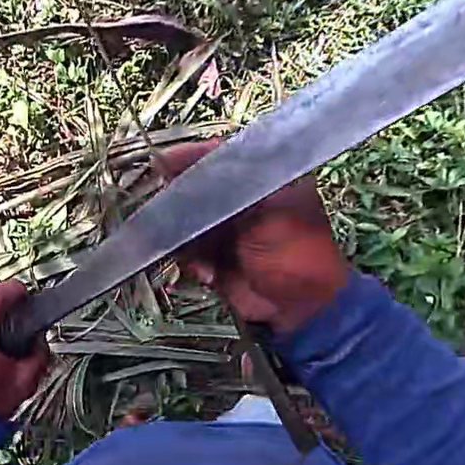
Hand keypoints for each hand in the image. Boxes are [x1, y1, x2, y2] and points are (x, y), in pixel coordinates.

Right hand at [158, 140, 349, 335]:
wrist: (299, 307)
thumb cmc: (295, 251)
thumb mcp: (268, 209)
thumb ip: (232, 186)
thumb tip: (195, 170)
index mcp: (265, 176)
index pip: (222, 156)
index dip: (192, 158)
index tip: (164, 163)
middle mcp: (243, 199)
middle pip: (197, 188)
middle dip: (182, 203)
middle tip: (170, 212)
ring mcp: (227, 228)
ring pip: (187, 220)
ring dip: (187, 238)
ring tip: (198, 253)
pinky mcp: (214, 256)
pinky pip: (188, 250)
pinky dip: (193, 262)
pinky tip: (208, 273)